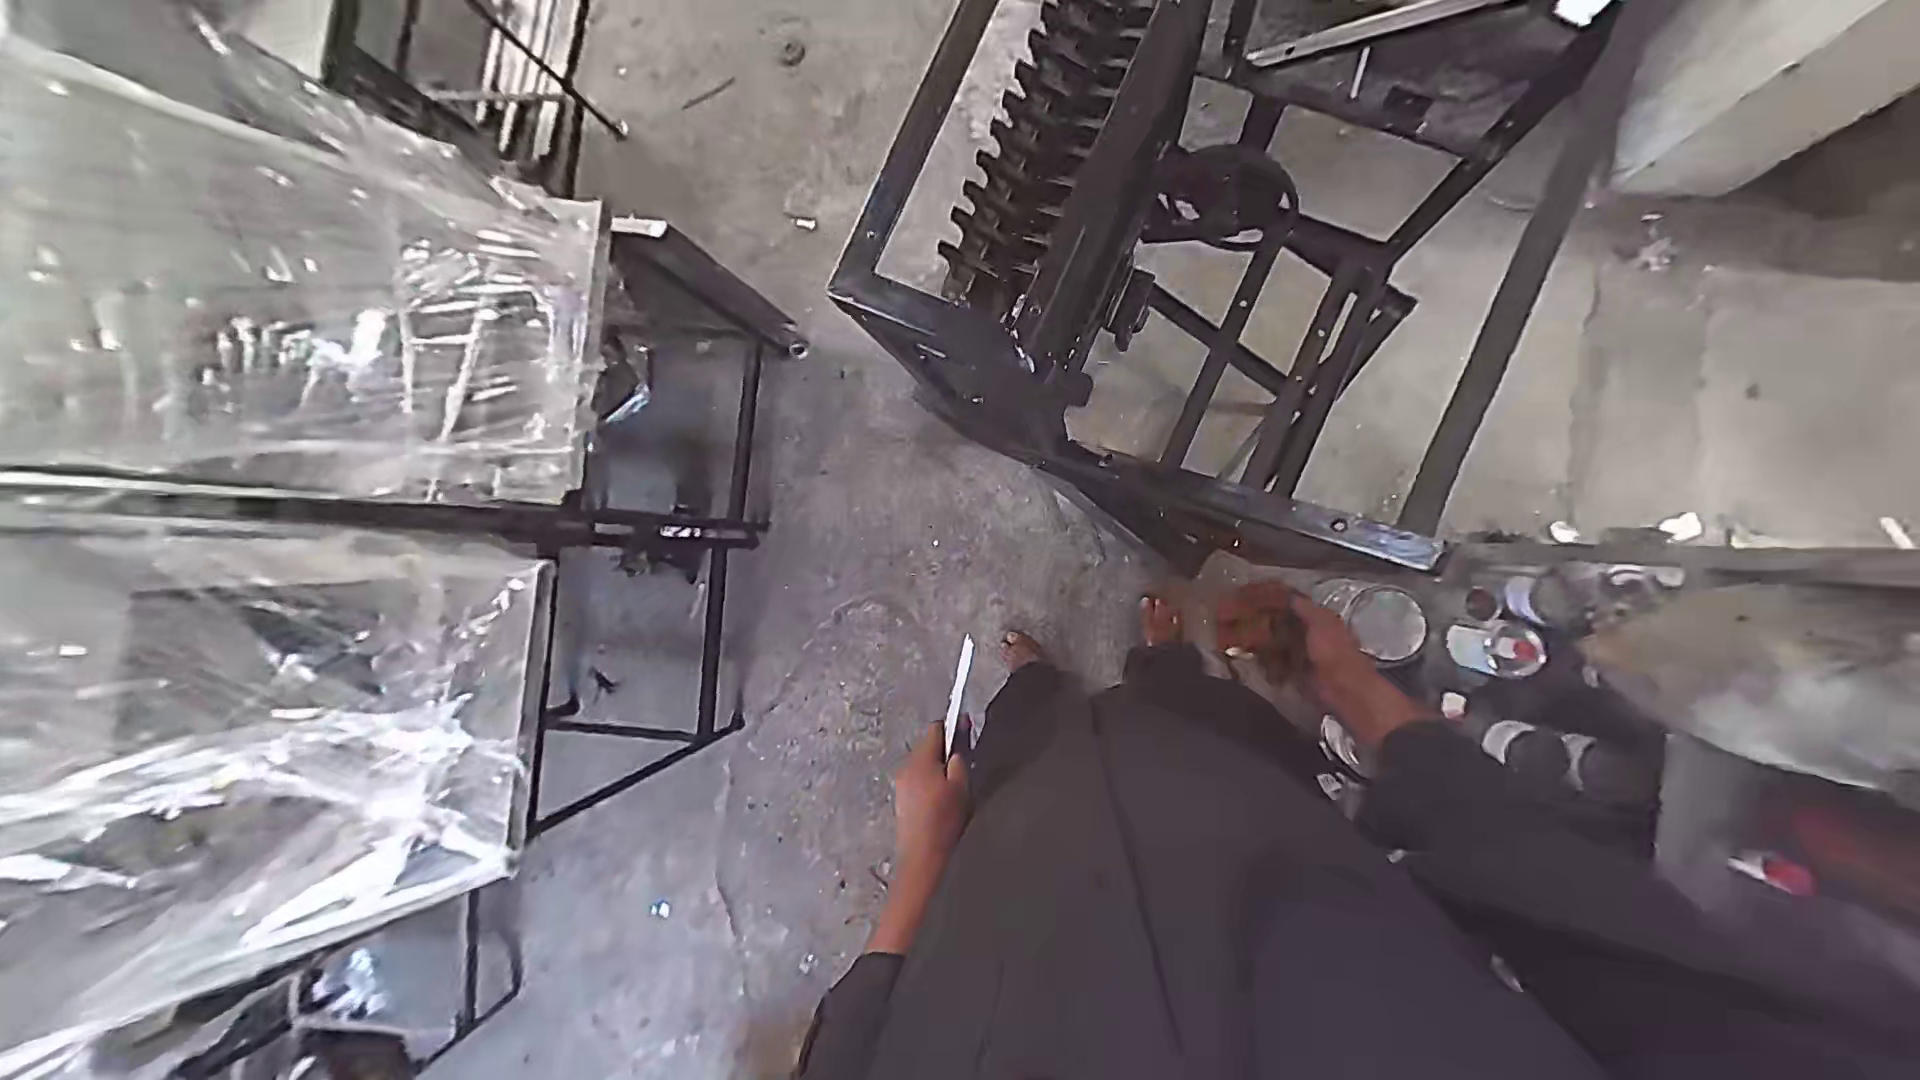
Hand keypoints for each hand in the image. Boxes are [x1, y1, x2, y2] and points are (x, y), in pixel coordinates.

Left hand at [891, 719, 969, 870]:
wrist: (923, 858)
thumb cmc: (945, 820)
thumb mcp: (961, 784)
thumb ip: (959, 757)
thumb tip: (958, 739)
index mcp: (921, 759)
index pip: (935, 729)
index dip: (953, 727)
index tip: (967, 731)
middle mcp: (906, 767)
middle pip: (927, 744)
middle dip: (945, 748)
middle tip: (964, 761)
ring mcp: (901, 784)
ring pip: (922, 762)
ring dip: (937, 765)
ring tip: (954, 783)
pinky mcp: (901, 800)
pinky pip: (917, 778)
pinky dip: (929, 780)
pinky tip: (941, 798)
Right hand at [1224, 582, 1429, 748]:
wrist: (1346, 693)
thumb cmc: (1335, 655)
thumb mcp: (1322, 623)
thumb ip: (1303, 607)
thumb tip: (1285, 594)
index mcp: (1312, 616)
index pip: (1280, 598)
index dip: (1259, 594)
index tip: (1236, 594)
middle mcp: (1304, 630)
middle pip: (1267, 617)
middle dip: (1244, 615)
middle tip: (1221, 616)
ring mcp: (1296, 651)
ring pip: (1264, 637)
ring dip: (1243, 635)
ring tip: (1222, 637)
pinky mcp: (1291, 670)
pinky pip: (1266, 659)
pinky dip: (1252, 657)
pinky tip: (1238, 657)